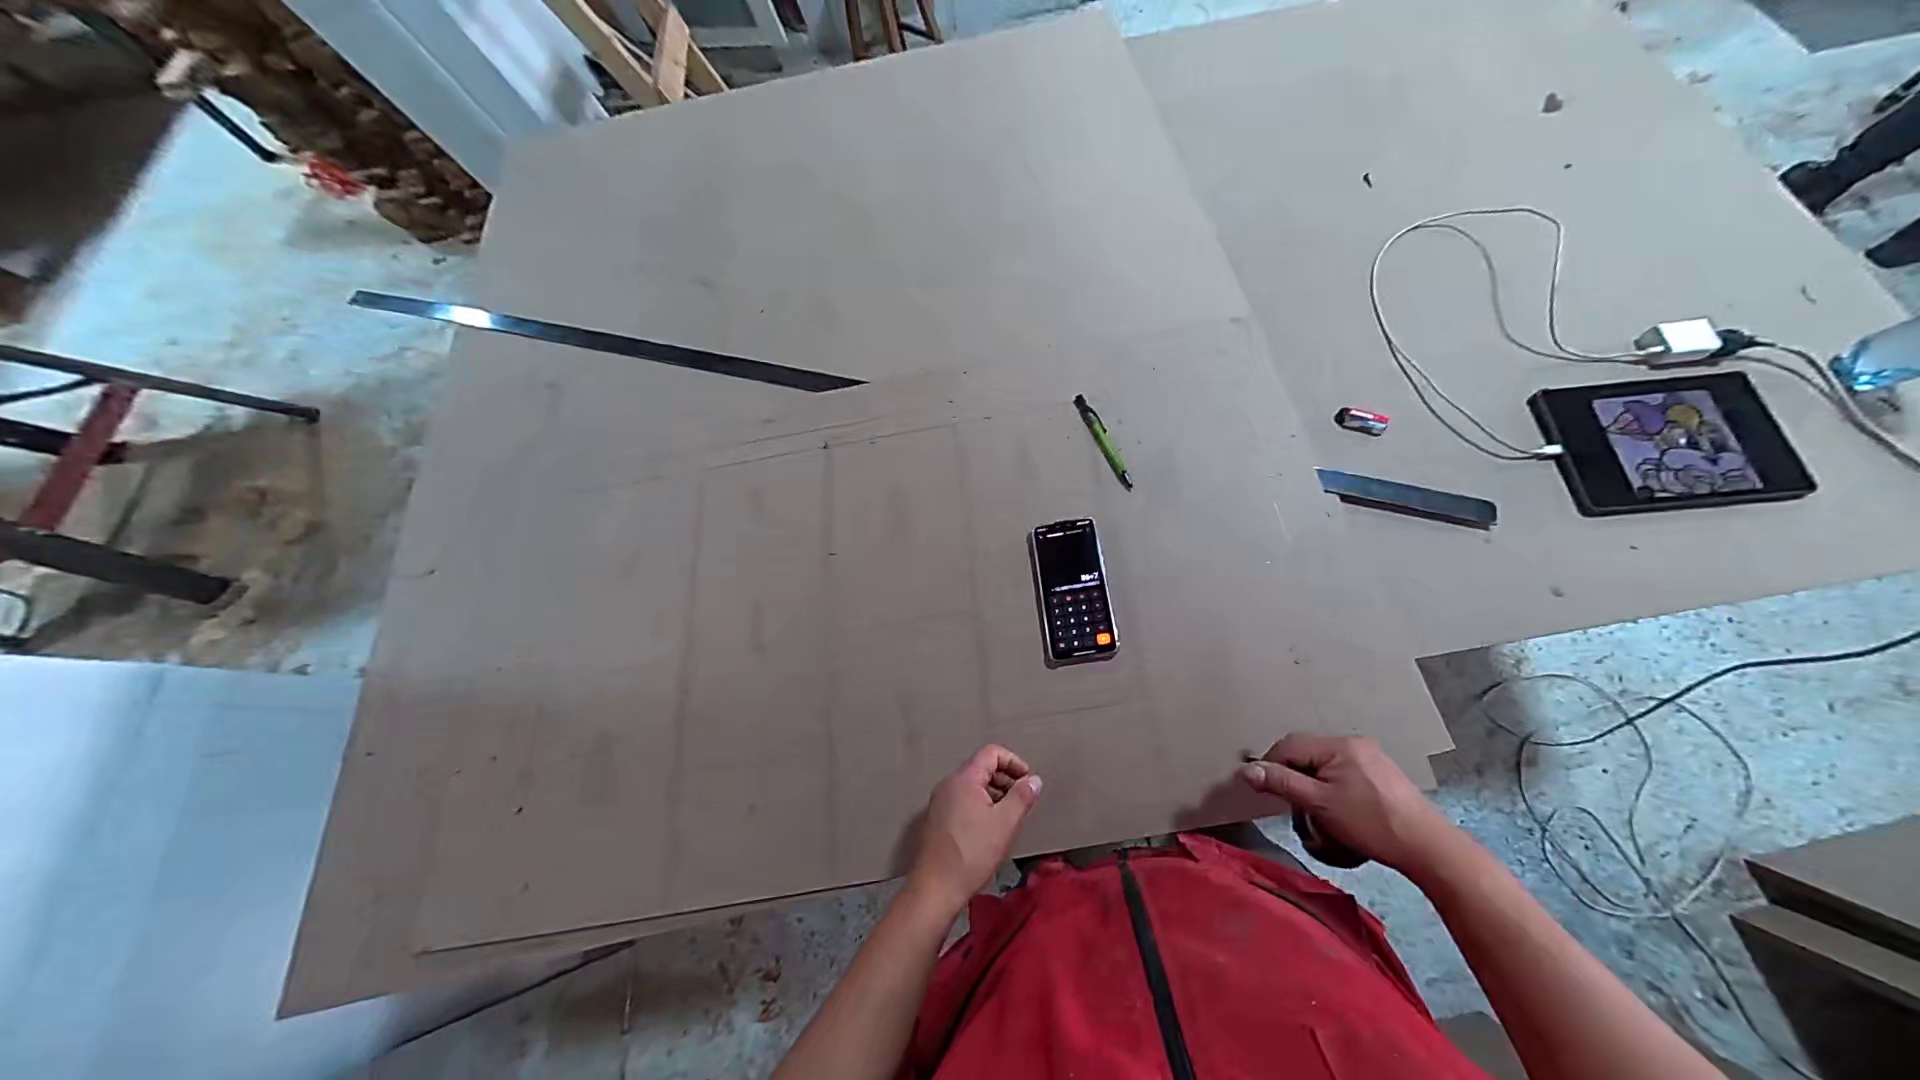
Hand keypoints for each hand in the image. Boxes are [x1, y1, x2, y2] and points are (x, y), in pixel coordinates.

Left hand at [907, 745, 1042, 911]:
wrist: (936, 887)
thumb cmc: (972, 853)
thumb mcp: (1005, 823)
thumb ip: (1022, 797)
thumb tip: (1034, 780)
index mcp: (963, 779)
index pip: (991, 752)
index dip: (1014, 762)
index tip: (1027, 782)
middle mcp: (948, 784)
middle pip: (981, 767)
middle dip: (1006, 779)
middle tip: (1022, 801)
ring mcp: (940, 801)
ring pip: (973, 786)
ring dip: (995, 794)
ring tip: (1009, 818)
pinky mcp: (938, 818)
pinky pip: (963, 801)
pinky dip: (981, 806)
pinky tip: (990, 830)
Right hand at [1237, 733, 1463, 879]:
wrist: (1429, 849)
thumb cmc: (1373, 824)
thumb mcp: (1320, 805)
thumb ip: (1282, 783)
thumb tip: (1248, 771)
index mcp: (1340, 744)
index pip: (1289, 745)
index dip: (1271, 765)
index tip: (1266, 791)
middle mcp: (1355, 744)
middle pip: (1307, 754)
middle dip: (1295, 779)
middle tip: (1296, 807)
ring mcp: (1371, 758)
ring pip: (1324, 765)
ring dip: (1313, 787)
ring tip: (1319, 815)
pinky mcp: (1382, 775)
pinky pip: (1343, 773)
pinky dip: (1332, 790)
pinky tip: (1340, 813)